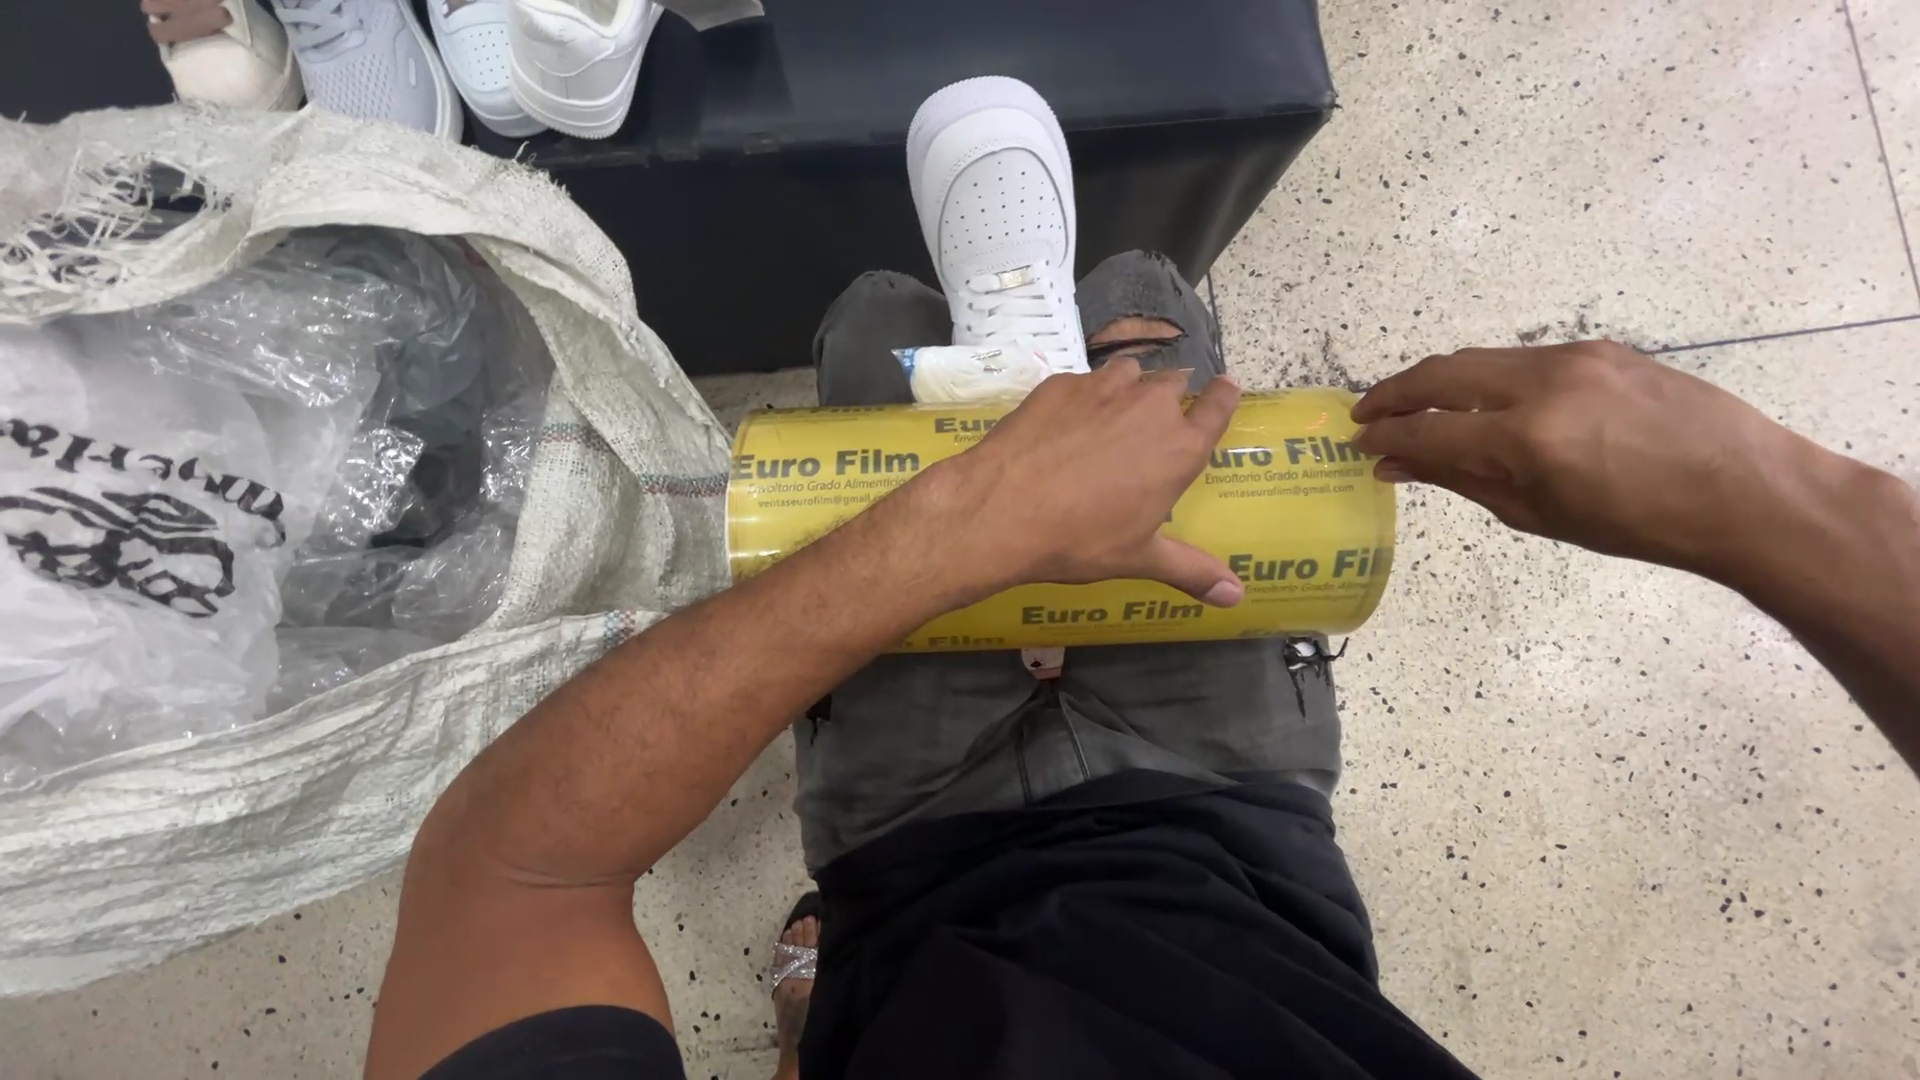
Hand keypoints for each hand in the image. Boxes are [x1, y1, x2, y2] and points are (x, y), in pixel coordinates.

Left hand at [917, 357, 1245, 605]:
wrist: (1002, 510)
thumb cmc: (1079, 539)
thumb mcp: (1138, 558)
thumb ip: (1191, 570)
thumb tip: (1238, 597)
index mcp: (1179, 448)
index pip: (1218, 405)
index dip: (1222, 395)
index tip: (1225, 385)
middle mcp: (1148, 406)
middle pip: (1173, 384)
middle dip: (1169, 399)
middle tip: (1150, 425)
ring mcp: (1102, 389)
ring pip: (1129, 372)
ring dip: (1128, 388)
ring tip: (1109, 417)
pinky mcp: (1058, 385)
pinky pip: (1083, 382)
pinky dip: (1082, 397)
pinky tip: (1061, 425)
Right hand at [1351, 341, 1842, 577]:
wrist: (1750, 492)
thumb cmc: (1637, 523)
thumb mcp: (1533, 511)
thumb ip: (1457, 477)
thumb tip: (1394, 464)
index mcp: (1528, 438)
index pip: (1427, 428)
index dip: (1384, 435)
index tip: (1357, 442)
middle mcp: (1545, 384)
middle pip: (1440, 374)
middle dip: (1393, 392)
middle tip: (1365, 412)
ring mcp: (1575, 358)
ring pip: (1477, 359)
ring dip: (1436, 381)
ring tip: (1414, 406)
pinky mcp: (1600, 349)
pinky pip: (1520, 359)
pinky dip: (1485, 377)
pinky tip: (1482, 402)